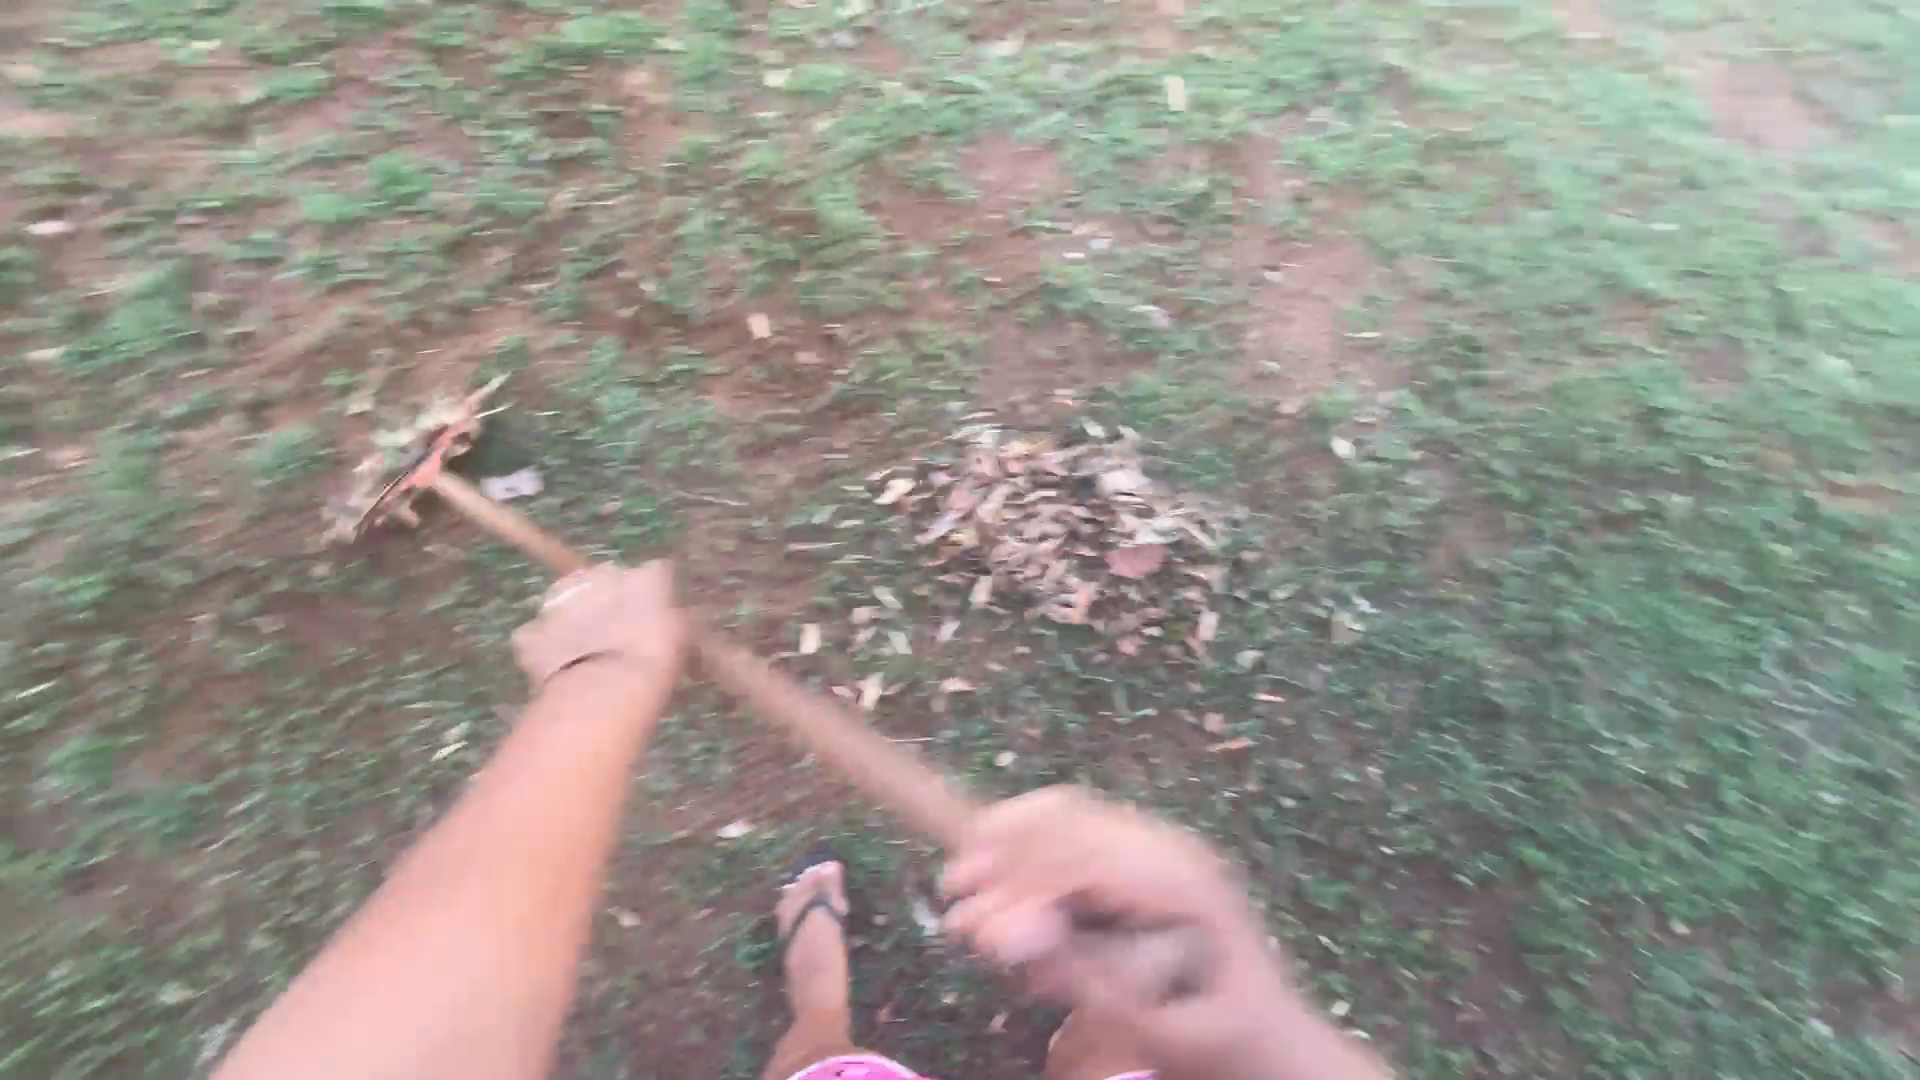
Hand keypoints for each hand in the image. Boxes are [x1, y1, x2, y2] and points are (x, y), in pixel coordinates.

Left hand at [512, 561, 687, 690]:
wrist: (607, 688)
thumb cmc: (657, 659)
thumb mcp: (683, 639)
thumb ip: (678, 622)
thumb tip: (679, 623)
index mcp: (646, 577)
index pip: (657, 571)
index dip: (656, 591)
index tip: (660, 611)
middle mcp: (602, 577)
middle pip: (606, 575)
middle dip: (610, 594)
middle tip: (619, 625)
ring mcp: (561, 601)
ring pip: (566, 598)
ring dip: (575, 614)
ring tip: (585, 644)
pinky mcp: (531, 631)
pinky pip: (537, 634)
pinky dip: (544, 645)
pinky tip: (558, 664)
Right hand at [941, 787, 1312, 1079]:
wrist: (1272, 1031)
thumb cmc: (1218, 1040)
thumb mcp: (1151, 1027)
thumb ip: (1080, 975)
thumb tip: (1004, 931)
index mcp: (1178, 884)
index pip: (1078, 863)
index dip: (1015, 886)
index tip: (968, 920)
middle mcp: (1168, 845)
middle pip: (1068, 824)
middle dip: (1003, 853)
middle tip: (952, 889)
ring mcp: (1159, 840)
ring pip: (1068, 812)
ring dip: (1010, 835)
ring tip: (965, 868)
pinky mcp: (1145, 847)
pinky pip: (1079, 820)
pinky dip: (1032, 832)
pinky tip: (1002, 852)